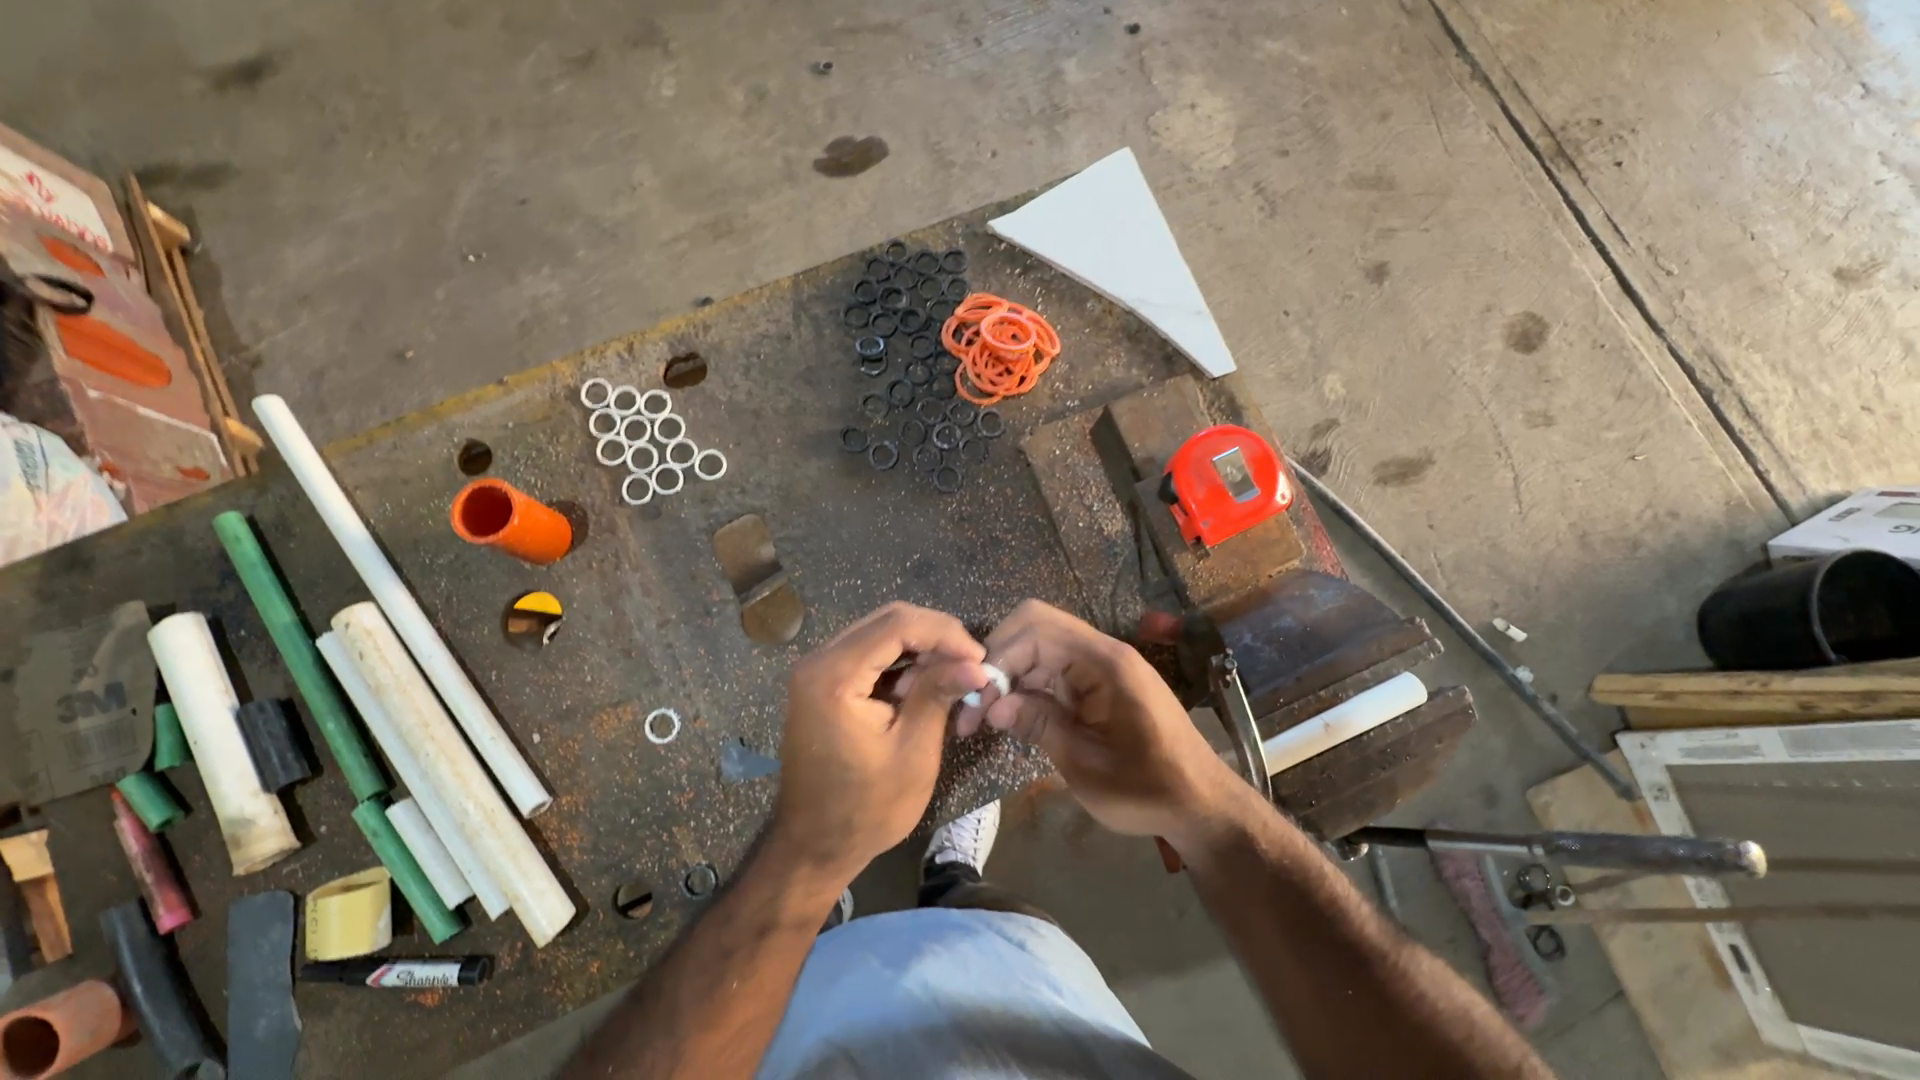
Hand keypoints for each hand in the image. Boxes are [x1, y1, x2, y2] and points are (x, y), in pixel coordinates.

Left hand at [769, 602, 987, 883]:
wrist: (814, 845)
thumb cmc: (866, 808)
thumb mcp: (913, 751)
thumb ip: (938, 694)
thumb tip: (977, 664)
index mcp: (834, 676)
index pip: (897, 624)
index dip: (944, 632)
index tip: (979, 658)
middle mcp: (818, 661)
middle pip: (886, 621)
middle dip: (935, 636)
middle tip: (972, 664)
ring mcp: (816, 671)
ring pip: (878, 634)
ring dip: (919, 649)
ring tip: (954, 677)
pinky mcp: (821, 684)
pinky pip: (867, 655)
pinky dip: (899, 663)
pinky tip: (924, 686)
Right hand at [956, 600, 1240, 843]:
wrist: (1200, 805)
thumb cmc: (1149, 790)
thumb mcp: (1088, 767)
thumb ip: (1041, 727)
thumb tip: (992, 705)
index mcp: (1106, 663)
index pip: (1037, 628)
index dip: (999, 657)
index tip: (977, 703)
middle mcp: (1102, 653)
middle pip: (1033, 629)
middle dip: (996, 662)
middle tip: (973, 711)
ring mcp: (1099, 668)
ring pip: (1037, 650)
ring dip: (1006, 678)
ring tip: (979, 722)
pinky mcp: (1096, 686)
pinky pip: (1050, 672)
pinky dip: (1023, 689)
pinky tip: (1007, 719)